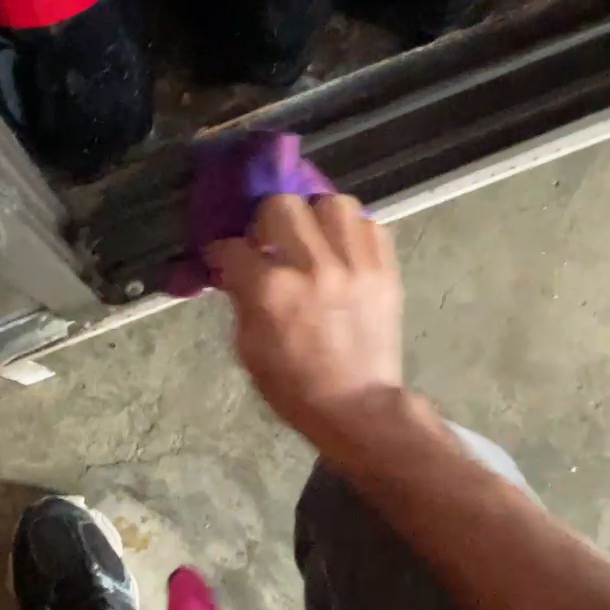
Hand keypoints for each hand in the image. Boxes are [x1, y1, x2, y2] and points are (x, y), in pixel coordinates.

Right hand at [207, 194, 405, 448]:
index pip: (234, 247)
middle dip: (267, 221)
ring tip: (311, 239)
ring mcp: (355, 265)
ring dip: (314, 217)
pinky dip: (350, 231)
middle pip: (281, 205)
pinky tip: (341, 250)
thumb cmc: (293, 386)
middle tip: (269, 242)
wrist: (356, 406)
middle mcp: (313, 267)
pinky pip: (368, 224)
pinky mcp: (385, 270)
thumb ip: (241, 298)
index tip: (225, 257)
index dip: (223, 251)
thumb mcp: (249, 347)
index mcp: (271, 291)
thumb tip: (235, 268)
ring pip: (332, 203)